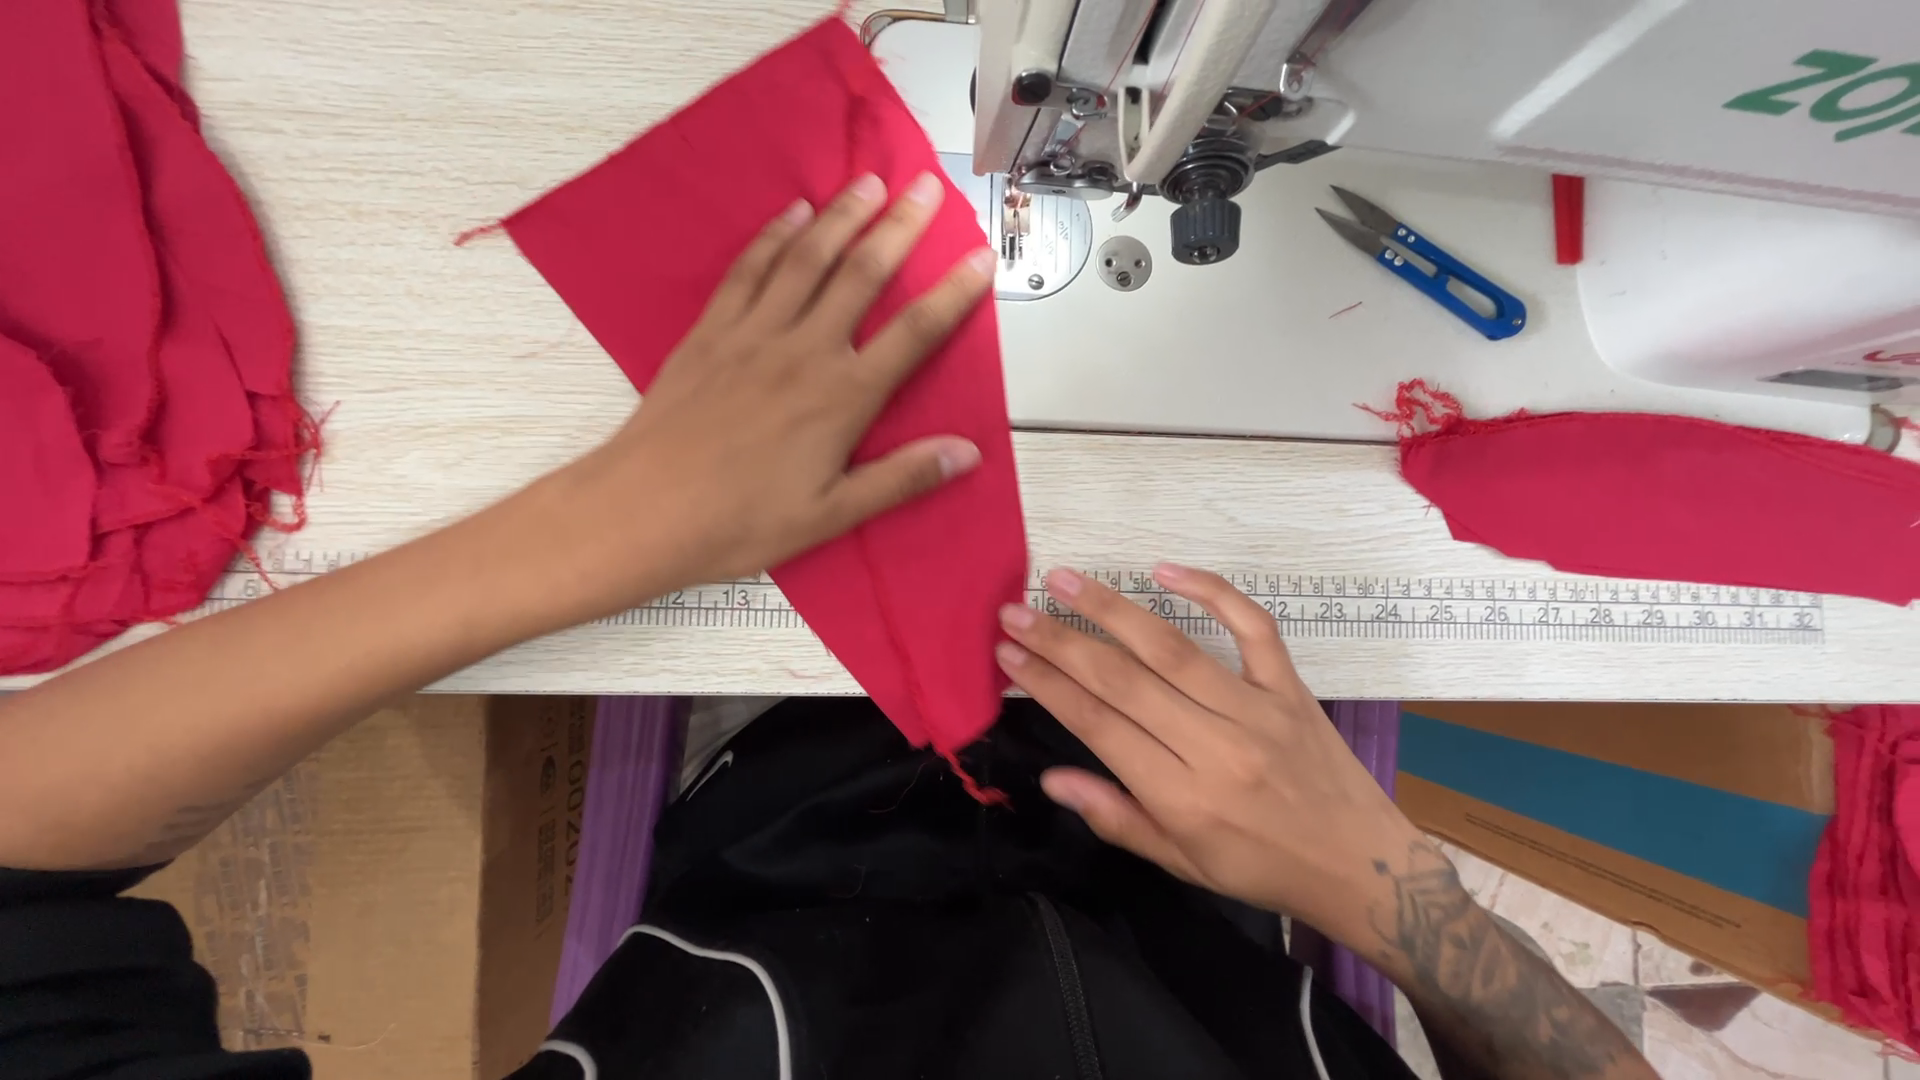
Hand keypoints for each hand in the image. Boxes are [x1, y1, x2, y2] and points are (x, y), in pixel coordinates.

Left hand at [549, 171, 994, 616]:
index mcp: (843, 397)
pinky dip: (774, 236)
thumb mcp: (834, 514)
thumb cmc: (743, 521)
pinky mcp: (712, 331)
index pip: (915, 333)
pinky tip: (793, 213)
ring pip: (808, 259)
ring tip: (869, 181)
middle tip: (926, 186)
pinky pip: (749, 270)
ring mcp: (754, 334)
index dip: (954, 293)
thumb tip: (966, 453)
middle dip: (900, 227)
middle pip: (863, 275)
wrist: (647, 510)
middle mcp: (804, 351)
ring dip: (843, 216)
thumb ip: (902, 478)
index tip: (980, 257)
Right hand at [995, 565, 1425, 944]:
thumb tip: (1051, 778)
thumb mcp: (1181, 862)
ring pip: (1172, 648)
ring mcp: (1256, 708)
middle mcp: (1215, 745)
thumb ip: (1115, 817)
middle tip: (1016, 611)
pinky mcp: (1289, 686)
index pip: (1098, 726)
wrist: (1362, 867)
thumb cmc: (1260, 868)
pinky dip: (1212, 592)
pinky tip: (1166, 569)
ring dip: (1112, 609)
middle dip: (1061, 641)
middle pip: (1124, 680)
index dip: (1048, 685)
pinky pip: (1252, 628)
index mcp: (1183, 796)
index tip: (1008, 654)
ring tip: (1065, 579)